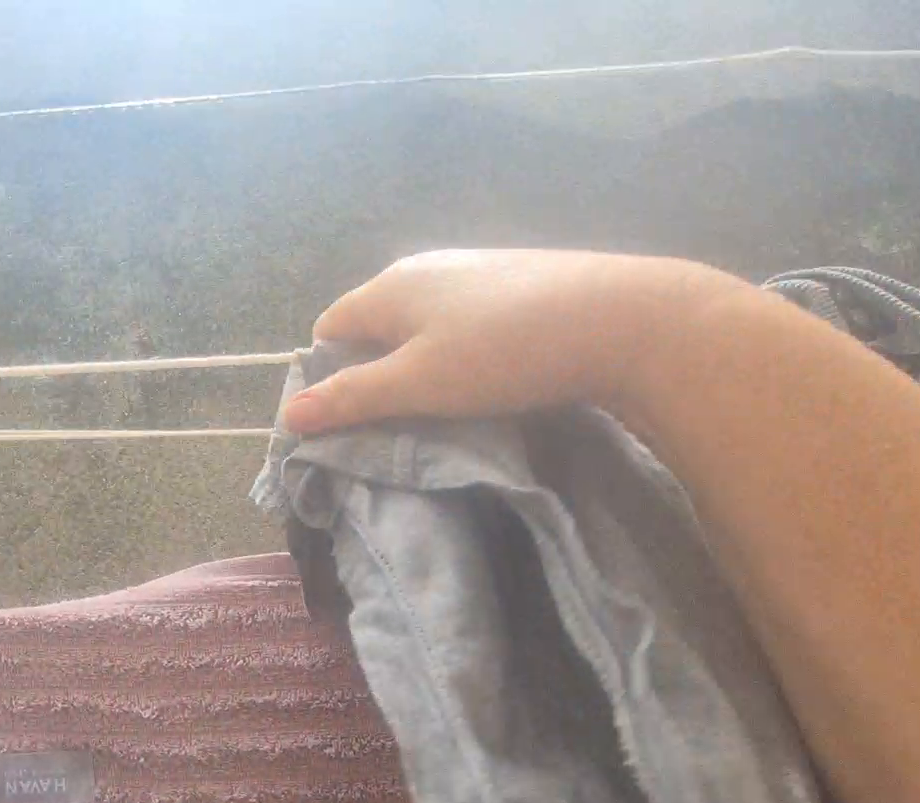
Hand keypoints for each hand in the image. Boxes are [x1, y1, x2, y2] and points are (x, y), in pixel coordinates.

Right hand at [284, 250, 748, 434]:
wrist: (629, 318)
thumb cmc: (505, 353)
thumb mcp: (417, 384)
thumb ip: (350, 397)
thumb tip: (289, 414)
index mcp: (388, 287)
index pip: (327, 330)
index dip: (326, 374)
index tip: (350, 416)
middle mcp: (421, 267)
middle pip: (370, 327)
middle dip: (371, 371)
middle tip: (396, 417)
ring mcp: (470, 269)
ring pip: (414, 324)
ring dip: (414, 363)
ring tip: (442, 402)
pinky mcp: (510, 279)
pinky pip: (455, 318)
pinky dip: (452, 349)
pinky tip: (484, 372)